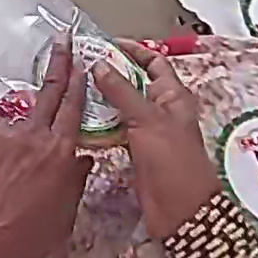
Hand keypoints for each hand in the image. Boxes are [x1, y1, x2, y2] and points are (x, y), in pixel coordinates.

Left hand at [0, 42, 92, 257]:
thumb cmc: (28, 237)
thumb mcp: (65, 213)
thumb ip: (75, 178)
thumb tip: (82, 158)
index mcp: (60, 152)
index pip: (74, 108)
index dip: (79, 82)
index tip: (83, 61)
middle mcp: (35, 135)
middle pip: (51, 91)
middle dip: (59, 62)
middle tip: (63, 37)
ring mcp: (8, 135)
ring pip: (27, 119)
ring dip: (32, 127)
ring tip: (27, 164)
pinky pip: (7, 134)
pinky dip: (11, 143)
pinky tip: (7, 169)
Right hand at [92, 41, 223, 238]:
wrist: (181, 213)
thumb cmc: (172, 160)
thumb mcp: (147, 119)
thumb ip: (122, 90)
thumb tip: (99, 63)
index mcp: (172, 95)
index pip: (153, 61)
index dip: (133, 50)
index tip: (106, 43)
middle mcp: (160, 108)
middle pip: (134, 82)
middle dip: (111, 72)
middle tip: (82, 65)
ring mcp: (148, 130)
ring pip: (122, 105)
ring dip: (103, 98)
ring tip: (76, 88)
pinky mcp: (136, 150)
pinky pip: (116, 128)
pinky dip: (101, 122)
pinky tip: (81, 118)